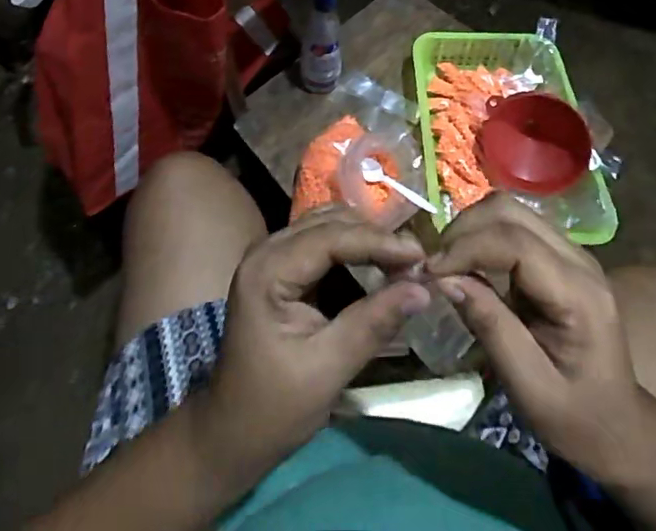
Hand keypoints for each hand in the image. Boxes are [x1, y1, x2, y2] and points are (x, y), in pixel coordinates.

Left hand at [197, 206, 430, 478]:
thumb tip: (424, 288)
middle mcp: (266, 250)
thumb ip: (374, 323)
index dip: (379, 242)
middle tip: (418, 260)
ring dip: (368, 238)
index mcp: (267, 271)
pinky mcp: (283, 267)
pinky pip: (325, 240)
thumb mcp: (328, 368)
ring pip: (329, 224)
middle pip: (331, 223)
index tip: (420, 256)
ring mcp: (273, 255)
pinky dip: (356, 247)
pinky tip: (381, 263)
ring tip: (405, 261)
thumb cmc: (274, 406)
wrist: (231, 432)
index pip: (331, 237)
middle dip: (377, 237)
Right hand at [425, 193, 652, 479]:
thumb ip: (490, 327)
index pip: (515, 243)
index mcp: (578, 292)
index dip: (467, 248)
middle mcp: (578, 259)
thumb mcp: (529, 387)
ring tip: (446, 264)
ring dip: (471, 229)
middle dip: (464, 230)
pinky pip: (514, 227)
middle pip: (511, 212)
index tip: (430, 272)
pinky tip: (467, 264)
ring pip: (510, 211)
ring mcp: (571, 252)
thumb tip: (444, 280)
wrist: (618, 425)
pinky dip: (483, 236)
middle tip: (435, 266)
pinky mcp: (559, 256)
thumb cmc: (576, 416)